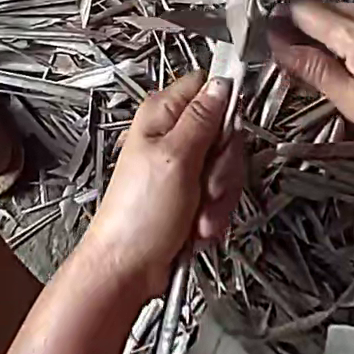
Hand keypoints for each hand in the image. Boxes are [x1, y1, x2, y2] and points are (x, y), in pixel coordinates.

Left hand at [81, 72, 244, 292]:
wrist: (128, 269)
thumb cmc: (137, 214)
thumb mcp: (176, 157)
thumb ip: (203, 118)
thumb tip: (221, 83)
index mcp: (162, 112)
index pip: (207, 87)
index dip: (224, 108)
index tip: (224, 136)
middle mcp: (172, 133)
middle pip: (224, 131)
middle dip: (224, 166)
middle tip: (207, 183)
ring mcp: (182, 163)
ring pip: (226, 165)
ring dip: (219, 196)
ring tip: (198, 211)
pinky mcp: (190, 190)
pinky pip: (220, 193)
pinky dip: (214, 213)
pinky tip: (197, 225)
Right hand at [270, 0, 353, 149]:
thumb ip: (315, 70)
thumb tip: (277, 45)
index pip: (301, 10)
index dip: (281, 23)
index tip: (272, 42)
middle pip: (314, 6)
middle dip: (299, 28)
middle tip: (298, 59)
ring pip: (332, 8)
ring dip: (321, 28)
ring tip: (327, 61)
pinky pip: (351, 11)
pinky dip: (340, 27)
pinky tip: (350, 54)